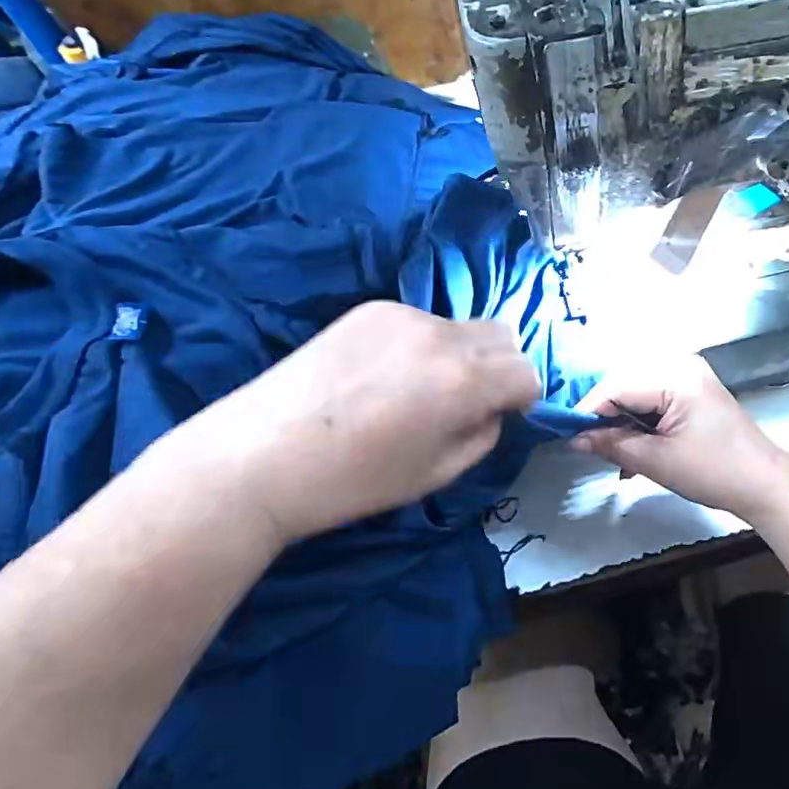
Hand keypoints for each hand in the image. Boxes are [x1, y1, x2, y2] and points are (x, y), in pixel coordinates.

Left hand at [171, 302, 542, 544]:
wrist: (261, 454)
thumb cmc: (352, 481)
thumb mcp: (435, 474)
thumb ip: (481, 434)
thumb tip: (492, 408)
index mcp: (463, 381)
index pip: (527, 371)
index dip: (522, 397)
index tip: (499, 414)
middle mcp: (441, 334)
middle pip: (503, 335)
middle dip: (499, 367)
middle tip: (466, 401)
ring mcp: (403, 314)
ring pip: (460, 327)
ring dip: (459, 353)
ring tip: (416, 388)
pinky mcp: (370, 307)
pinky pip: (419, 321)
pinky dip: (420, 343)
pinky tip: (381, 373)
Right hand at [571, 354, 788, 519]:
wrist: (765, 484)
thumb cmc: (714, 472)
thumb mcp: (656, 462)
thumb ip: (612, 445)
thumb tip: (573, 439)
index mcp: (675, 376)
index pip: (616, 386)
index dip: (589, 410)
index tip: (569, 434)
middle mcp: (680, 363)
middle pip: (624, 383)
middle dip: (604, 414)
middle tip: (589, 444)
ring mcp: (687, 373)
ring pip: (635, 389)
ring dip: (620, 418)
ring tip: (611, 449)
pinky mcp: (690, 386)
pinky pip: (651, 394)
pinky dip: (638, 418)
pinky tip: (633, 444)